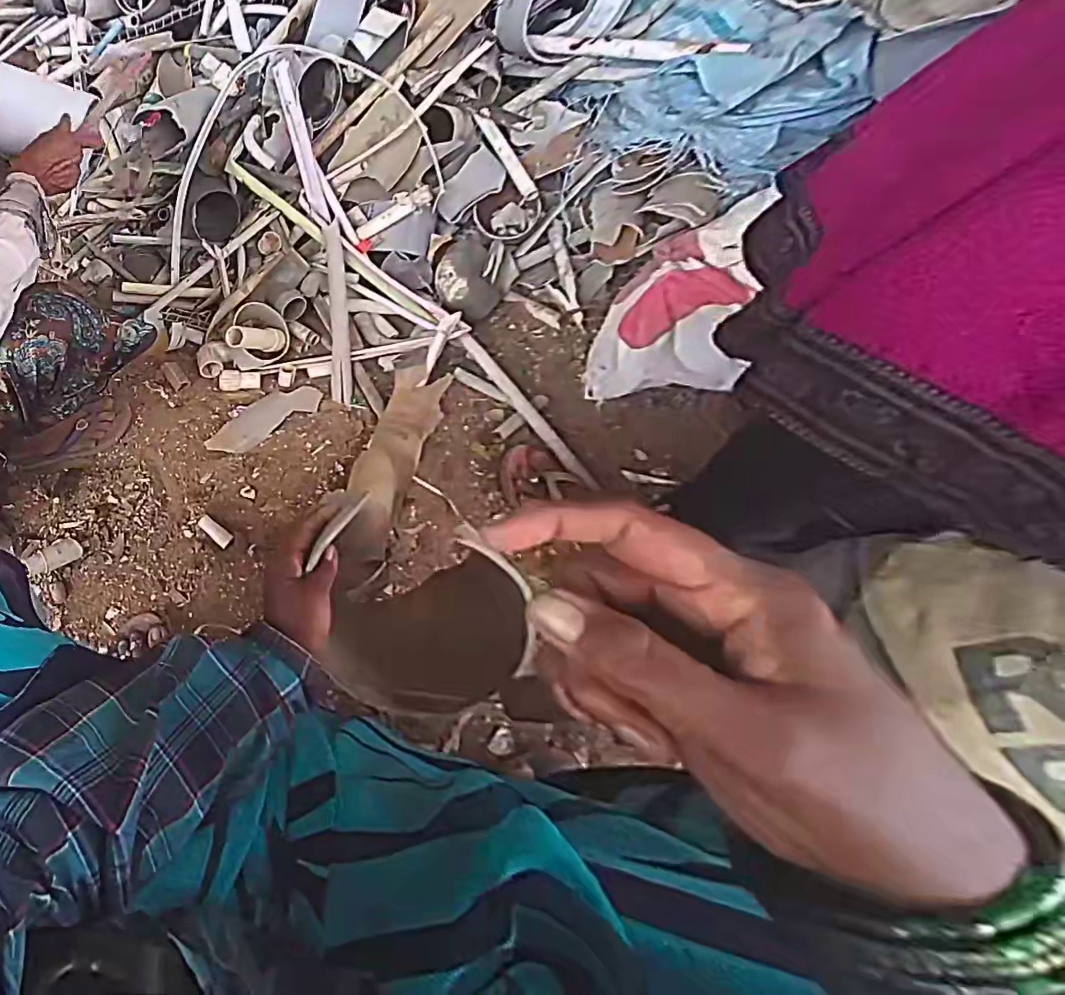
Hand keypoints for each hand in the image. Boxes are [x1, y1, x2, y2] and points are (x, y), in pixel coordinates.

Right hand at [11, 116, 95, 193]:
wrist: (32, 183)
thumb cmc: (31, 164)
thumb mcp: (38, 141)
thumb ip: (51, 135)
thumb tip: (55, 136)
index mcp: (63, 133)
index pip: (67, 123)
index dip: (64, 125)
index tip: (64, 124)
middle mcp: (74, 147)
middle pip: (76, 143)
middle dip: (69, 146)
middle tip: (57, 152)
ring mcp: (76, 163)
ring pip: (76, 159)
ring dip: (69, 160)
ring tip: (55, 165)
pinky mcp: (75, 178)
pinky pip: (74, 173)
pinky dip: (68, 173)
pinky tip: (58, 175)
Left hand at [263, 504, 340, 655]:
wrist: (288, 650)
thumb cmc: (300, 625)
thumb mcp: (316, 594)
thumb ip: (324, 570)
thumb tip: (330, 551)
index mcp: (283, 563)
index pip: (301, 531)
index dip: (318, 517)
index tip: (334, 507)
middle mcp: (278, 565)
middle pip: (296, 535)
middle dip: (314, 521)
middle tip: (333, 509)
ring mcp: (281, 574)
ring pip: (297, 545)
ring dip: (312, 533)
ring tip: (330, 523)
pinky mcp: (286, 584)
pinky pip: (298, 557)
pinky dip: (311, 548)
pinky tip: (322, 549)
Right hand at [485, 500, 1026, 907]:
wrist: (907, 876)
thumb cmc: (854, 788)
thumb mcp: (745, 728)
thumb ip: (639, 664)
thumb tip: (542, 606)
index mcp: (738, 592)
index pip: (630, 531)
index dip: (555, 522)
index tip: (491, 540)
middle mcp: (701, 605)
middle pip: (594, 586)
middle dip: (580, 638)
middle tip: (606, 697)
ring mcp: (681, 643)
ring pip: (585, 628)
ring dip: (591, 678)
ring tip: (640, 729)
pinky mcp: (665, 678)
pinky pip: (596, 666)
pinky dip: (597, 698)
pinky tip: (639, 735)